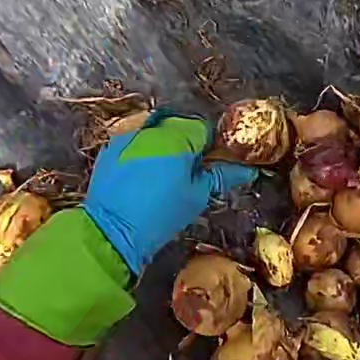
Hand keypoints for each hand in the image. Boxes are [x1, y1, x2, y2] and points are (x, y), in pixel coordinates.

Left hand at [84, 111, 259, 274]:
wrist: (111, 231)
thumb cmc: (161, 214)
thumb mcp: (198, 195)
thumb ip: (223, 175)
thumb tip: (248, 169)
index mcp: (178, 136)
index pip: (205, 129)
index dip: (212, 146)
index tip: (211, 165)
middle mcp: (152, 129)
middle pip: (180, 128)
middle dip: (188, 146)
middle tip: (190, 174)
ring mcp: (128, 136)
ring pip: (157, 134)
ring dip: (166, 148)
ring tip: (165, 178)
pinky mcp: (111, 149)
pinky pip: (136, 143)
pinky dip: (144, 153)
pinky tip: (144, 178)